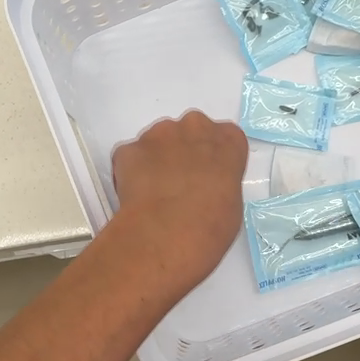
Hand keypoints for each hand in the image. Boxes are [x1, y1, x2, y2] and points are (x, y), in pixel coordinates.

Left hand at [108, 111, 249, 290]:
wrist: (169, 233)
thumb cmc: (211, 225)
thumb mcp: (231, 203)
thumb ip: (218, 183)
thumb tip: (202, 190)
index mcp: (228, 140)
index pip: (224, 138)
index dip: (213, 159)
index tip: (208, 178)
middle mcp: (194, 127)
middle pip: (188, 133)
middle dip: (183, 153)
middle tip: (180, 186)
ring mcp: (158, 134)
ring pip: (157, 142)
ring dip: (156, 161)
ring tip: (155, 194)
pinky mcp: (128, 149)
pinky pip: (130, 157)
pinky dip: (131, 173)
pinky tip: (136, 197)